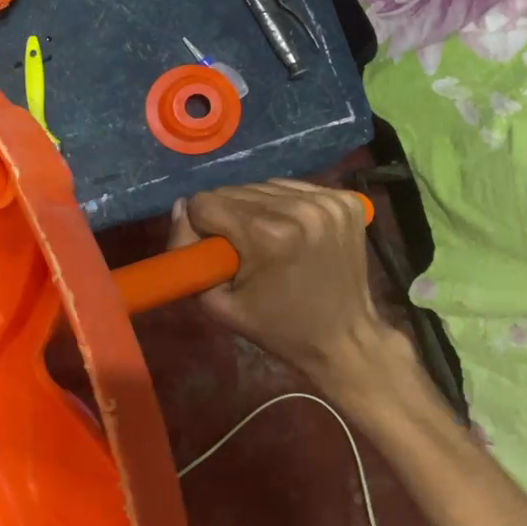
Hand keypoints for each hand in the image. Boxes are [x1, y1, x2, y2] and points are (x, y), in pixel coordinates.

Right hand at [167, 179, 399, 396]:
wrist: (343, 338)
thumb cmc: (275, 327)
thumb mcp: (215, 302)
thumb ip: (186, 252)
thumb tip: (180, 207)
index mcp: (266, 233)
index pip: (205, 202)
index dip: (201, 226)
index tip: (217, 251)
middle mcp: (298, 208)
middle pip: (233, 191)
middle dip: (227, 217)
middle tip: (243, 250)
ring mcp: (327, 202)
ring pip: (260, 187)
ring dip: (255, 209)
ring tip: (268, 241)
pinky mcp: (346, 201)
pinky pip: (291, 188)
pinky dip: (284, 206)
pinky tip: (293, 232)